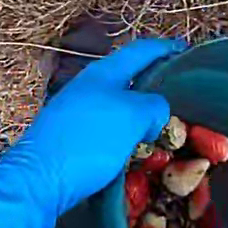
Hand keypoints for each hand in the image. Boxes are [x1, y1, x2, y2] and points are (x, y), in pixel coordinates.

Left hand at [0, 38, 184, 227]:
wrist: (39, 178)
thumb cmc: (87, 140)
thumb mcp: (131, 115)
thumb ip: (153, 105)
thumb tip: (154, 112)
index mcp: (102, 73)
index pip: (140, 51)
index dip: (166, 48)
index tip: (188, 49)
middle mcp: (88, 87)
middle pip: (129, 77)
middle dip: (155, 82)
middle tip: (183, 93)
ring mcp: (77, 111)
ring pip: (119, 105)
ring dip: (142, 111)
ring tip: (166, 123)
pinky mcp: (72, 136)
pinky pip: (109, 127)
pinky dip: (127, 132)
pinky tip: (138, 147)